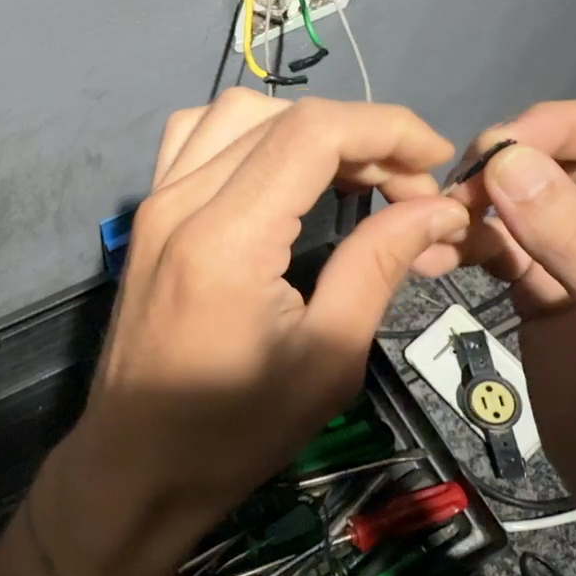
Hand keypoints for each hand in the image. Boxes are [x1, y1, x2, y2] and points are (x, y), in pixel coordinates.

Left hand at [76, 90, 468, 531]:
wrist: (137, 462)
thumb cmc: (234, 430)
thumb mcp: (326, 359)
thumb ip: (379, 266)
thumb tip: (439, 208)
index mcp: (226, 238)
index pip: (312, 133)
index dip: (386, 129)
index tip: (436, 161)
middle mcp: (182, 200)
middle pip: (281, 117)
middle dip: (359, 135)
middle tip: (406, 189)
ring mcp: (155, 200)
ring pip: (234, 113)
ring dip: (302, 127)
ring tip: (349, 175)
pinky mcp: (147, 212)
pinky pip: (194, 136)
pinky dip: (247, 133)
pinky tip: (277, 171)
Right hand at [434, 101, 575, 575]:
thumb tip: (505, 157)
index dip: (563, 126)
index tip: (494, 147)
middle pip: (569, 161)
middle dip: (509, 169)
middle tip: (453, 193)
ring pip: (527, 201)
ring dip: (477, 207)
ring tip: (432, 225)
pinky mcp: (549, 291)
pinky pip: (503, 247)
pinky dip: (465, 245)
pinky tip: (431, 255)